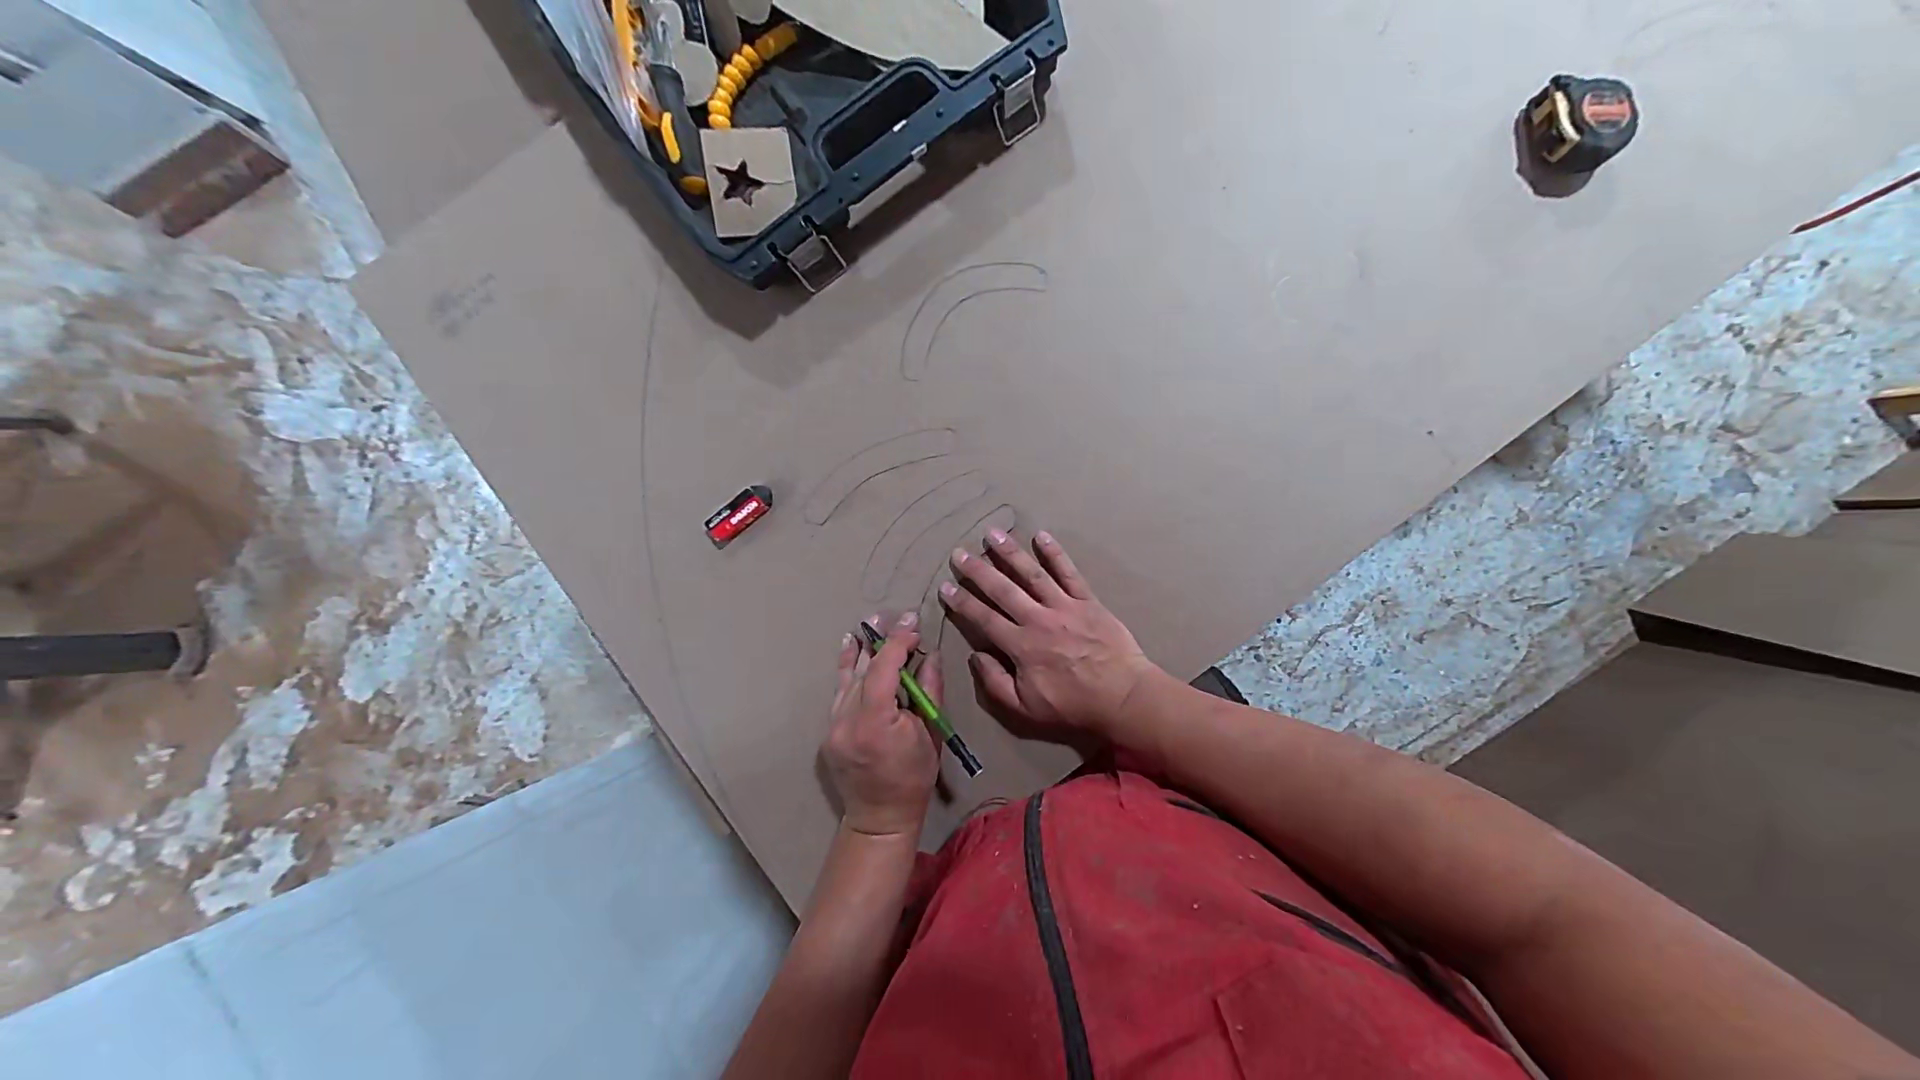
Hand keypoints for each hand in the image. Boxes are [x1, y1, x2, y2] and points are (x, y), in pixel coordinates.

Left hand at [823, 611, 940, 837]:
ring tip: (869, 624)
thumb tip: (929, 655)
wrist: (879, 817)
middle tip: (896, 617)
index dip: (898, 643)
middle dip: (882, 642)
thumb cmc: (913, 779)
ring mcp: (833, 725)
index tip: (914, 625)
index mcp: (875, 722)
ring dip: (860, 651)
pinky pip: (839, 693)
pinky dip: (846, 670)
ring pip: (847, 678)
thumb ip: (929, 691)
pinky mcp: (829, 730)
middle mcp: (847, 720)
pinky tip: (850, 649)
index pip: (883, 669)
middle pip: (863, 669)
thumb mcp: (931, 734)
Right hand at [939, 529, 1162, 738]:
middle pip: (1003, 589)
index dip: (962, 602)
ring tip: (992, 533)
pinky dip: (1055, 554)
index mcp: (1021, 645)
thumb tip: (975, 656)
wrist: (1122, 696)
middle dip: (978, 570)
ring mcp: (1064, 606)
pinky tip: (1041, 536)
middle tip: (959, 553)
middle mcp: (1038, 619)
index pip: (984, 618)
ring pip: (1032, 574)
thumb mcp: (1025, 709)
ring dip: (1010, 552)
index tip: (945, 587)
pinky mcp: (1087, 601)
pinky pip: (1069, 573)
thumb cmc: (1072, 705)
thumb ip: (995, 682)